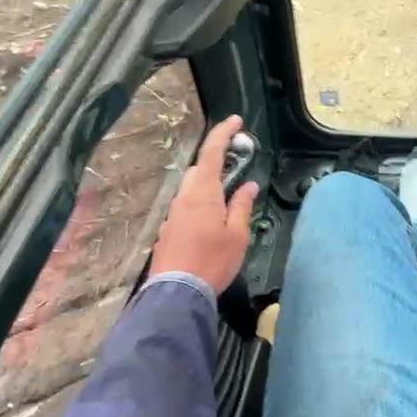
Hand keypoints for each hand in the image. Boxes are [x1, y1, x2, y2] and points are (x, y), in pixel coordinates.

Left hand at [148, 115, 259, 294]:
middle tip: (235, 173)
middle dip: (215, 165)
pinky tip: (209, 228)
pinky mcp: (167, 232)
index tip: (236, 121)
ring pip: (190, 191)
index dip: (223, 133)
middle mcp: (184, 198)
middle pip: (198, 171)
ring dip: (207, 189)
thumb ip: (242, 206)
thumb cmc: (212, 261)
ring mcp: (173, 215)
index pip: (211, 152)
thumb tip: (248, 185)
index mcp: (203, 193)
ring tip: (225, 207)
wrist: (176, 295)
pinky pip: (185, 209)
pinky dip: (199, 208)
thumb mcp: (237, 235)